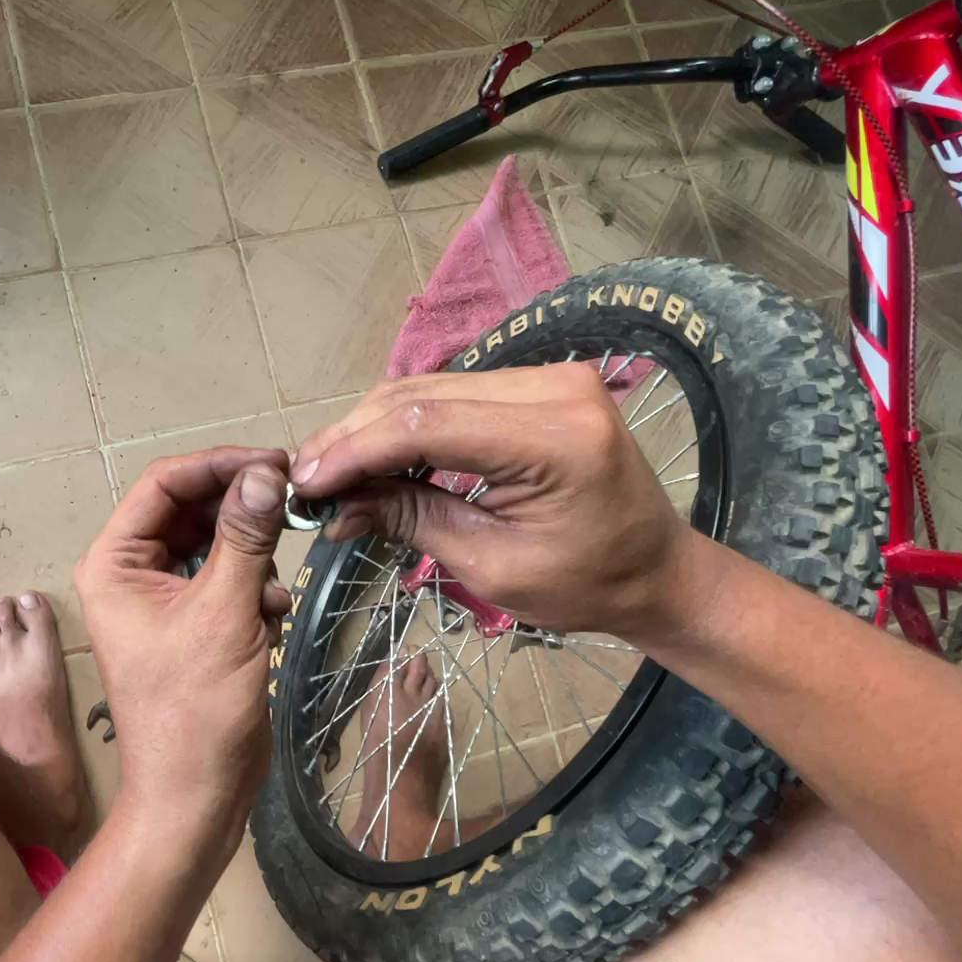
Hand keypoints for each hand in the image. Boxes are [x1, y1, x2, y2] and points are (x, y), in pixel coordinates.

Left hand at [73, 448, 291, 824]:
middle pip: (189, 508)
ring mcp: (159, 594)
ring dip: (252, 557)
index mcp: (114, 561)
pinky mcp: (189, 618)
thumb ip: (245, 538)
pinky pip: (223, 577)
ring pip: (212, 542)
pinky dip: (252, 588)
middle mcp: (130, 569)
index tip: (274, 462)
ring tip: (273, 591)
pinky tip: (271, 616)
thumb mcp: (223, 613)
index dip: (218, 465)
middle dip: (241, 512)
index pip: (163, 484)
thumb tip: (265, 473)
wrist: (196, 793)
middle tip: (292, 504)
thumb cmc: (196, 707)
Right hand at [290, 364, 701, 641]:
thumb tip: (333, 509)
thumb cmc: (585, 586)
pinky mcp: (533, 382)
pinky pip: (446, 394)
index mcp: (556, 439)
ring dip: (367, 428)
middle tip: (303, 478)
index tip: (305, 482)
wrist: (658, 570)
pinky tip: (368, 453)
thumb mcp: (490, 566)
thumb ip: (409, 520)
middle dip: (351, 438)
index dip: (355, 450)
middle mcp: (552, 386)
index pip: (427, 424)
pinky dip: (399, 424)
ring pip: (424, 388)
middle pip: (419, 396)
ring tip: (325, 469)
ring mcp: (545, 376)